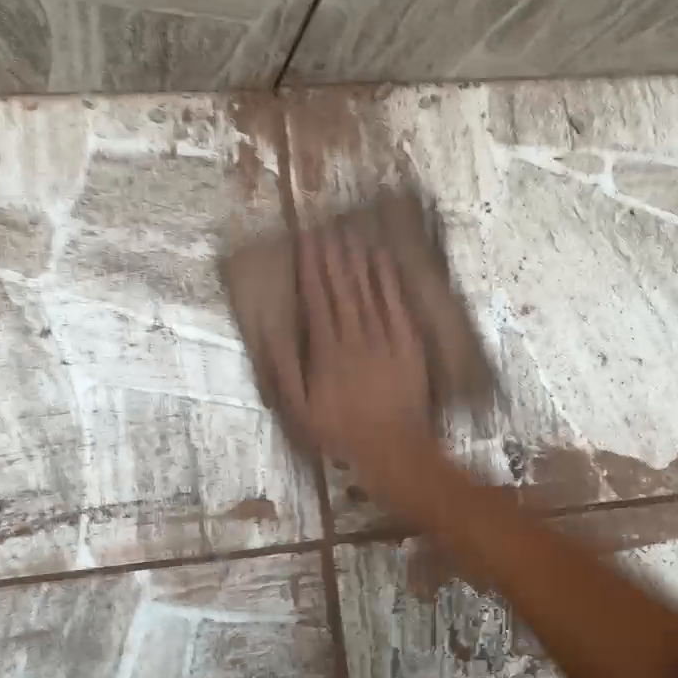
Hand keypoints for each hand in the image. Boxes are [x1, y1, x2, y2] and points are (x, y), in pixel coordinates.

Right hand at [273, 229, 443, 512]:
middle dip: (332, 256)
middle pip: (341, 288)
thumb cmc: (341, 433)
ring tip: (349, 234)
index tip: (305, 243)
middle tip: (326, 228)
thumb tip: (269, 334)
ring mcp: (384, 337)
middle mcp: (354, 335)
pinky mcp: (408, 343)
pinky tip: (383, 259)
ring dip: (357, 260)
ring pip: (368, 290)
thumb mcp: (300, 410)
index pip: (316, 299)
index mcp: (326, 350)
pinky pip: (396, 304)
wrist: (395, 448)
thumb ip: (285, 370)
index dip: (310, 268)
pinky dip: (389, 280)